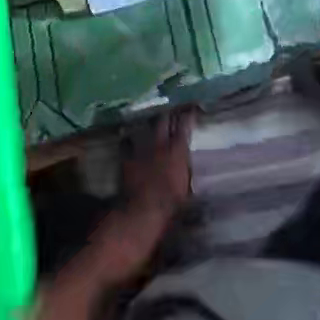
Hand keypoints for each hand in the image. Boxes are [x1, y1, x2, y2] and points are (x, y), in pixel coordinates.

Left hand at [82, 110, 193, 284]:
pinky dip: (128, 140)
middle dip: (168, 112)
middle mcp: (160, 144)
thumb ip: (188, 174)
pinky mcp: (126, 159)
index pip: (185, 124)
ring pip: (144, 127)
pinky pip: (126, 143)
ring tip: (150, 119)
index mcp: (178, 150)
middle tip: (172, 107)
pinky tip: (128, 138)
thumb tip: (193, 171)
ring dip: (148, 124)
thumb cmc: (171, 206)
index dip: (188, 114)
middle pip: (163, 119)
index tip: (192, 107)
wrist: (142, 213)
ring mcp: (141, 149)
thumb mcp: (188, 191)